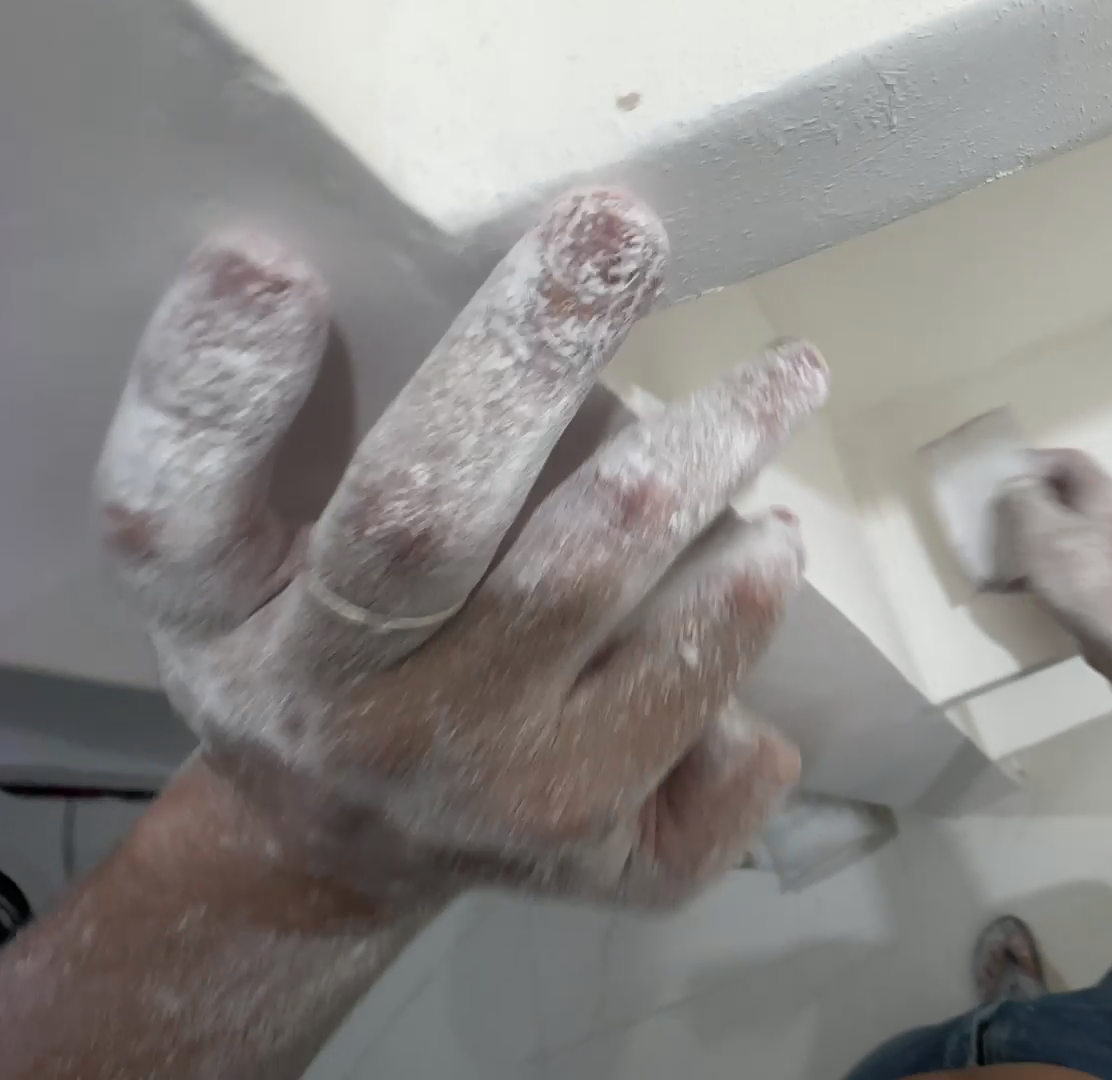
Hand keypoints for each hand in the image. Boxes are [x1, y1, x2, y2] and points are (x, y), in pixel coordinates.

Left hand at [93, 189, 827, 908]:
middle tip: (791, 371)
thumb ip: (728, 798)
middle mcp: (432, 730)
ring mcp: (301, 655)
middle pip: (577, 570)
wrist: (327, 837)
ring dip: (536, 354)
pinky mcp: (188, 594)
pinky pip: (175, 493)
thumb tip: (765, 635)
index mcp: (556, 788)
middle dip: (699, 456)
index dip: (743, 595)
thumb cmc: (515, 813)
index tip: (780, 531)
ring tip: (622, 238)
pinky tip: (280, 274)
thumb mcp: (644, 853)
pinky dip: (220, 385)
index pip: (677, 668)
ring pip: (425, 505)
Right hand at [995, 449, 1111, 677]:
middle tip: (998, 512)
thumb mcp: (1039, 529)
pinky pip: (1068, 557)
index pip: (1066, 458)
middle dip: (1027, 501)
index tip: (1001, 477)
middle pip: (1065, 493)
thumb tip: (1017, 484)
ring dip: (1032, 534)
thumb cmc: (1080, 577)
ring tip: (1003, 547)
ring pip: (1064, 527)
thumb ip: (1023, 496)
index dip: (1031, 462)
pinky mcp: (1106, 576)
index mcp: (1103, 491)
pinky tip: (1017, 582)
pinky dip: (1042, 562)